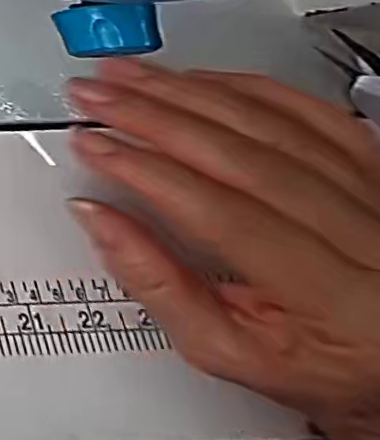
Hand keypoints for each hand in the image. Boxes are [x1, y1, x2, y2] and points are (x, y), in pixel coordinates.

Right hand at [65, 59, 379, 439]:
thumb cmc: (314, 364)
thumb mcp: (222, 349)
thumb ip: (151, 282)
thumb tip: (92, 214)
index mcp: (340, 302)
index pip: (227, 215)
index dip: (147, 171)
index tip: (89, 142)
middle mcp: (378, 246)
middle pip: (251, 159)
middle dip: (152, 116)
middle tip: (90, 94)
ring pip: (281, 128)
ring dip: (187, 91)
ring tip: (124, 74)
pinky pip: (323, 118)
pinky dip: (251, 89)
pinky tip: (197, 78)